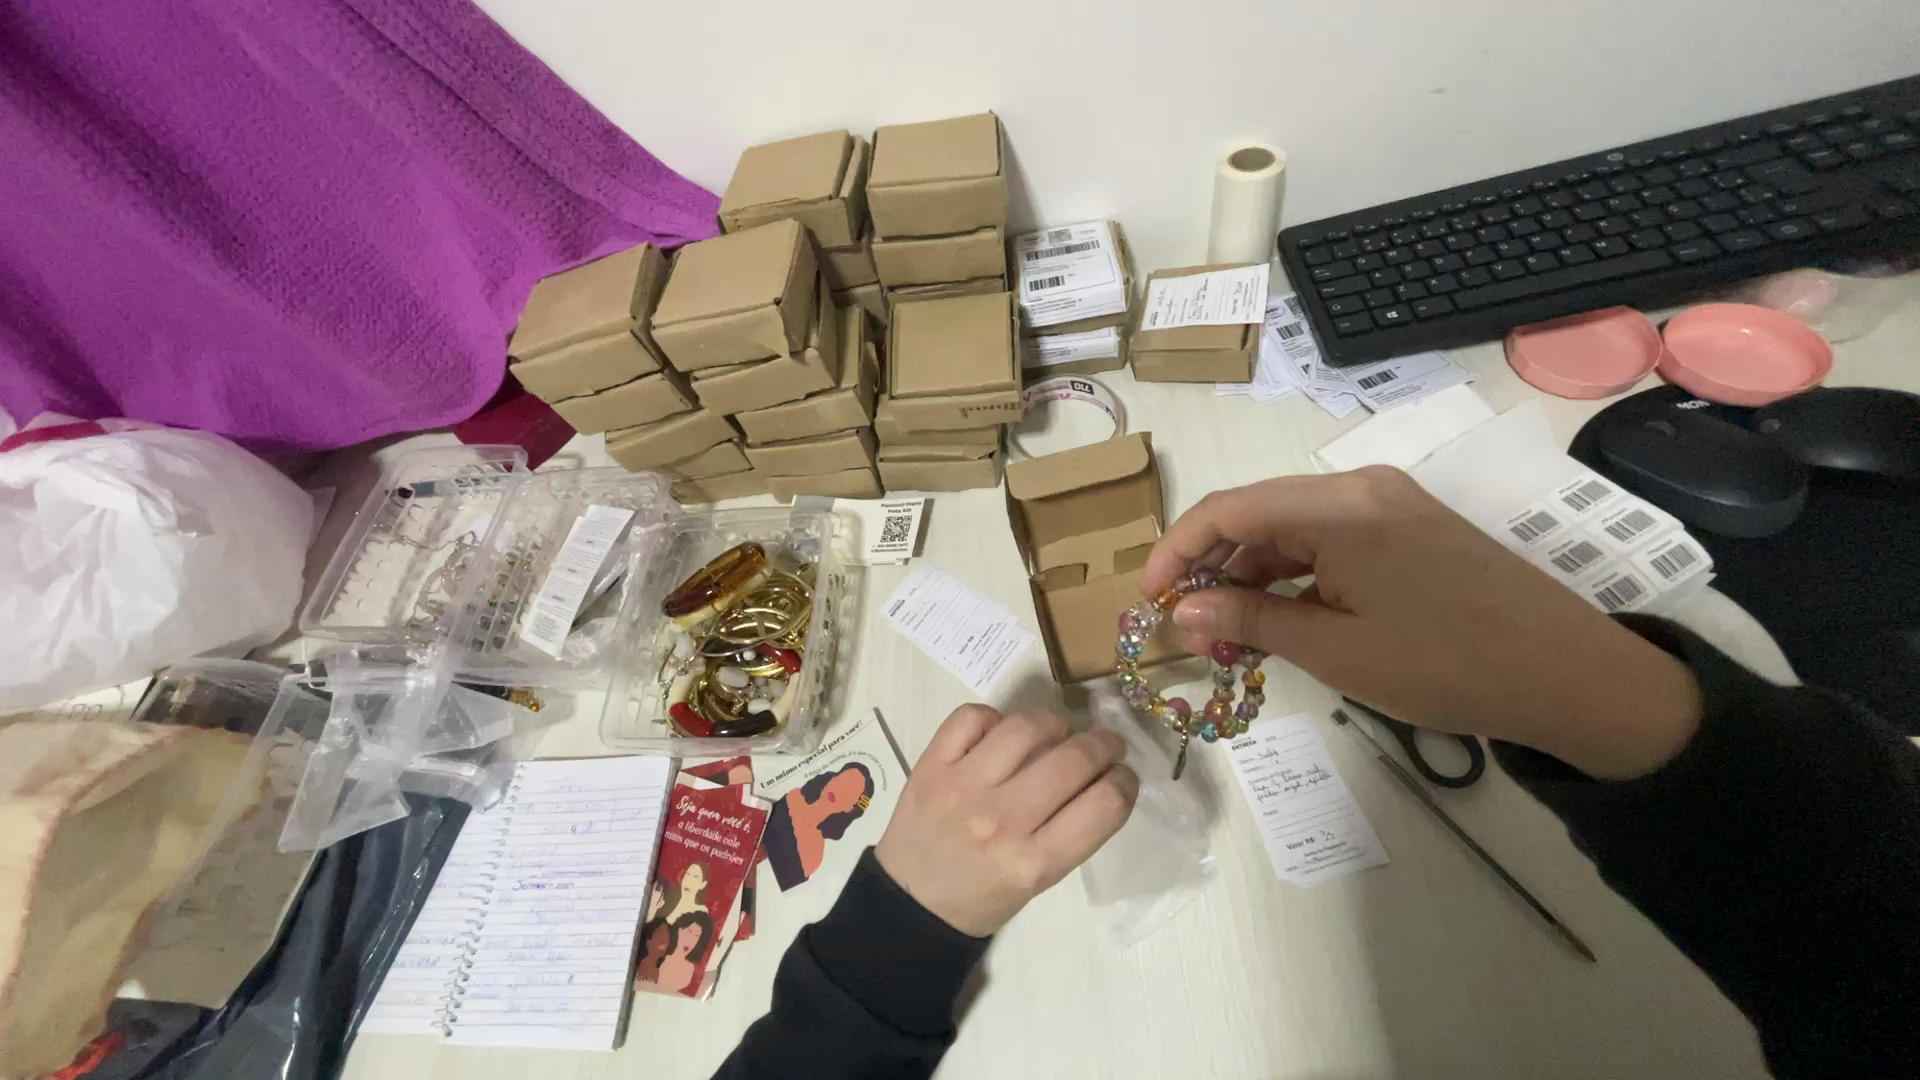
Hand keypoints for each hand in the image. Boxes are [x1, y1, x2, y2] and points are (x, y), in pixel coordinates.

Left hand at [875, 705, 1138, 936]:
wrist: (909, 903)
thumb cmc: (981, 897)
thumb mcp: (1038, 880)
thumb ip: (1070, 830)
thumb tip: (1101, 774)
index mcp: (1034, 863)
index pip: (1104, 805)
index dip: (1125, 782)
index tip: (1123, 776)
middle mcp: (1001, 820)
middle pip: (1073, 760)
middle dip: (1104, 744)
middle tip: (1106, 744)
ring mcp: (962, 786)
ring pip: (1025, 727)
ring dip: (1054, 722)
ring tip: (1057, 732)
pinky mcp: (932, 764)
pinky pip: (972, 717)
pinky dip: (995, 717)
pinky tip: (1002, 733)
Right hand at [1141, 467, 1701, 779]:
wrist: (1576, 679)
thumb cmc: (1446, 665)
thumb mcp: (1334, 650)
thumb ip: (1248, 620)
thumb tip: (1181, 611)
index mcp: (1339, 507)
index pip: (1228, 510)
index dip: (1176, 550)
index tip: (1149, 598)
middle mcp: (1358, 489)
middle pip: (1254, 515)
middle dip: (1210, 568)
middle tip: (1188, 625)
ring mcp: (1385, 504)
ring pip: (1287, 530)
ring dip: (1249, 577)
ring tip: (1228, 635)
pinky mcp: (1403, 527)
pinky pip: (1324, 542)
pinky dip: (1291, 578)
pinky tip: (1277, 619)